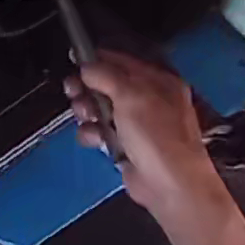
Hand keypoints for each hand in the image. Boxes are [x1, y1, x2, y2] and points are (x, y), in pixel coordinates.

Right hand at [65, 50, 227, 219]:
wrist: (170, 185)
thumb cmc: (157, 136)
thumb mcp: (130, 95)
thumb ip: (105, 74)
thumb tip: (85, 67)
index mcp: (158, 82)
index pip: (122, 60)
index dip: (97, 58)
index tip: (74, 58)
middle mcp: (147, 99)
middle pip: (105, 84)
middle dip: (86, 87)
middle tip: (74, 91)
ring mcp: (135, 123)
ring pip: (98, 107)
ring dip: (86, 111)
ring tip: (87, 117)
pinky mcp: (124, 143)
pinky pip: (98, 130)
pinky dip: (92, 133)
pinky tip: (94, 138)